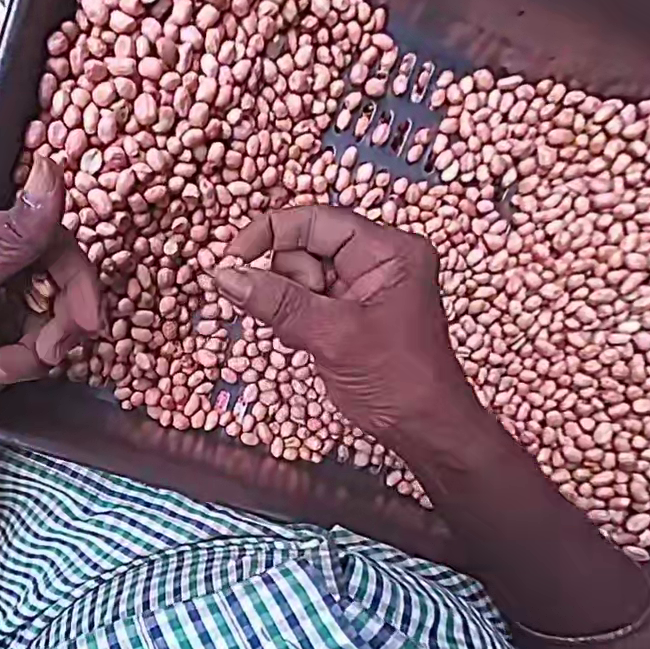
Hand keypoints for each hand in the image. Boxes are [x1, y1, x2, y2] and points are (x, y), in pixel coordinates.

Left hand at [0, 158, 101, 480]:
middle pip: (64, 282)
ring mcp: (8, 307)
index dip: (76, 276)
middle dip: (62, 321)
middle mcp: (0, 267)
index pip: (51, 240)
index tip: (88, 314)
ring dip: (35, 351)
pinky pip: (44, 352)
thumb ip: (12, 235)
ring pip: (59, 321)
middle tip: (52, 349)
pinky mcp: (12, 343)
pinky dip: (19, 367)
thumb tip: (48, 170)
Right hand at [215, 205, 473, 443]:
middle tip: (299, 318)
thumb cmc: (398, 380)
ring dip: (286, 305)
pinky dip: (291, 319)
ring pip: (295, 276)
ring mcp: (357, 288)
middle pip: (301, 247)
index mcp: (386, 251)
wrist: (423, 427)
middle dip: (284, 281)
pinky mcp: (343, 312)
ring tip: (309, 336)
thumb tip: (226, 275)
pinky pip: (300, 301)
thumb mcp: (333, 335)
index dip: (269, 234)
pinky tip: (306, 341)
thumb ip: (277, 302)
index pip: (315, 221)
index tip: (230, 259)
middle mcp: (373, 260)